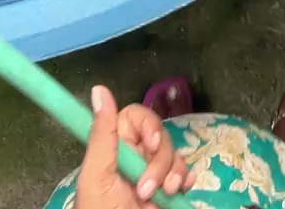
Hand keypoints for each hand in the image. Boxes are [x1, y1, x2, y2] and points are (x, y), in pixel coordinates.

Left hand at [75, 85, 193, 208]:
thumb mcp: (97, 180)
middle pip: (158, 134)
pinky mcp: (170, 192)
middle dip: (160, 159)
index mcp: (113, 151)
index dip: (146, 124)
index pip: (133, 117)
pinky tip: (183, 190)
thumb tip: (99, 89)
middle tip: (150, 188)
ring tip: (166, 196)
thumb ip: (102, 136)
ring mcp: (153, 176)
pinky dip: (187, 178)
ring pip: (173, 152)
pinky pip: (185, 172)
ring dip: (173, 171)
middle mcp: (133, 159)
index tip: (149, 143)